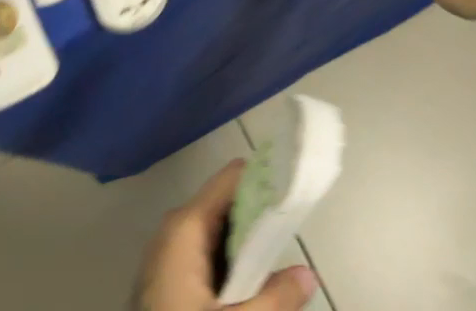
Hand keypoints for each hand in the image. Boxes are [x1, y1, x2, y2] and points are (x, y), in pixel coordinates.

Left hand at [132, 159, 318, 310]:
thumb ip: (277, 297)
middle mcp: (174, 233)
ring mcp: (168, 259)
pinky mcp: (168, 286)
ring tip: (279, 265)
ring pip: (219, 237)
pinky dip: (231, 270)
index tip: (296, 197)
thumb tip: (307, 275)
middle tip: (293, 238)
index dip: (266, 182)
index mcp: (186, 227)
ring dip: (248, 251)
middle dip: (261, 223)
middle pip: (228, 207)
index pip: (233, 179)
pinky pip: (208, 261)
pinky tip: (251, 290)